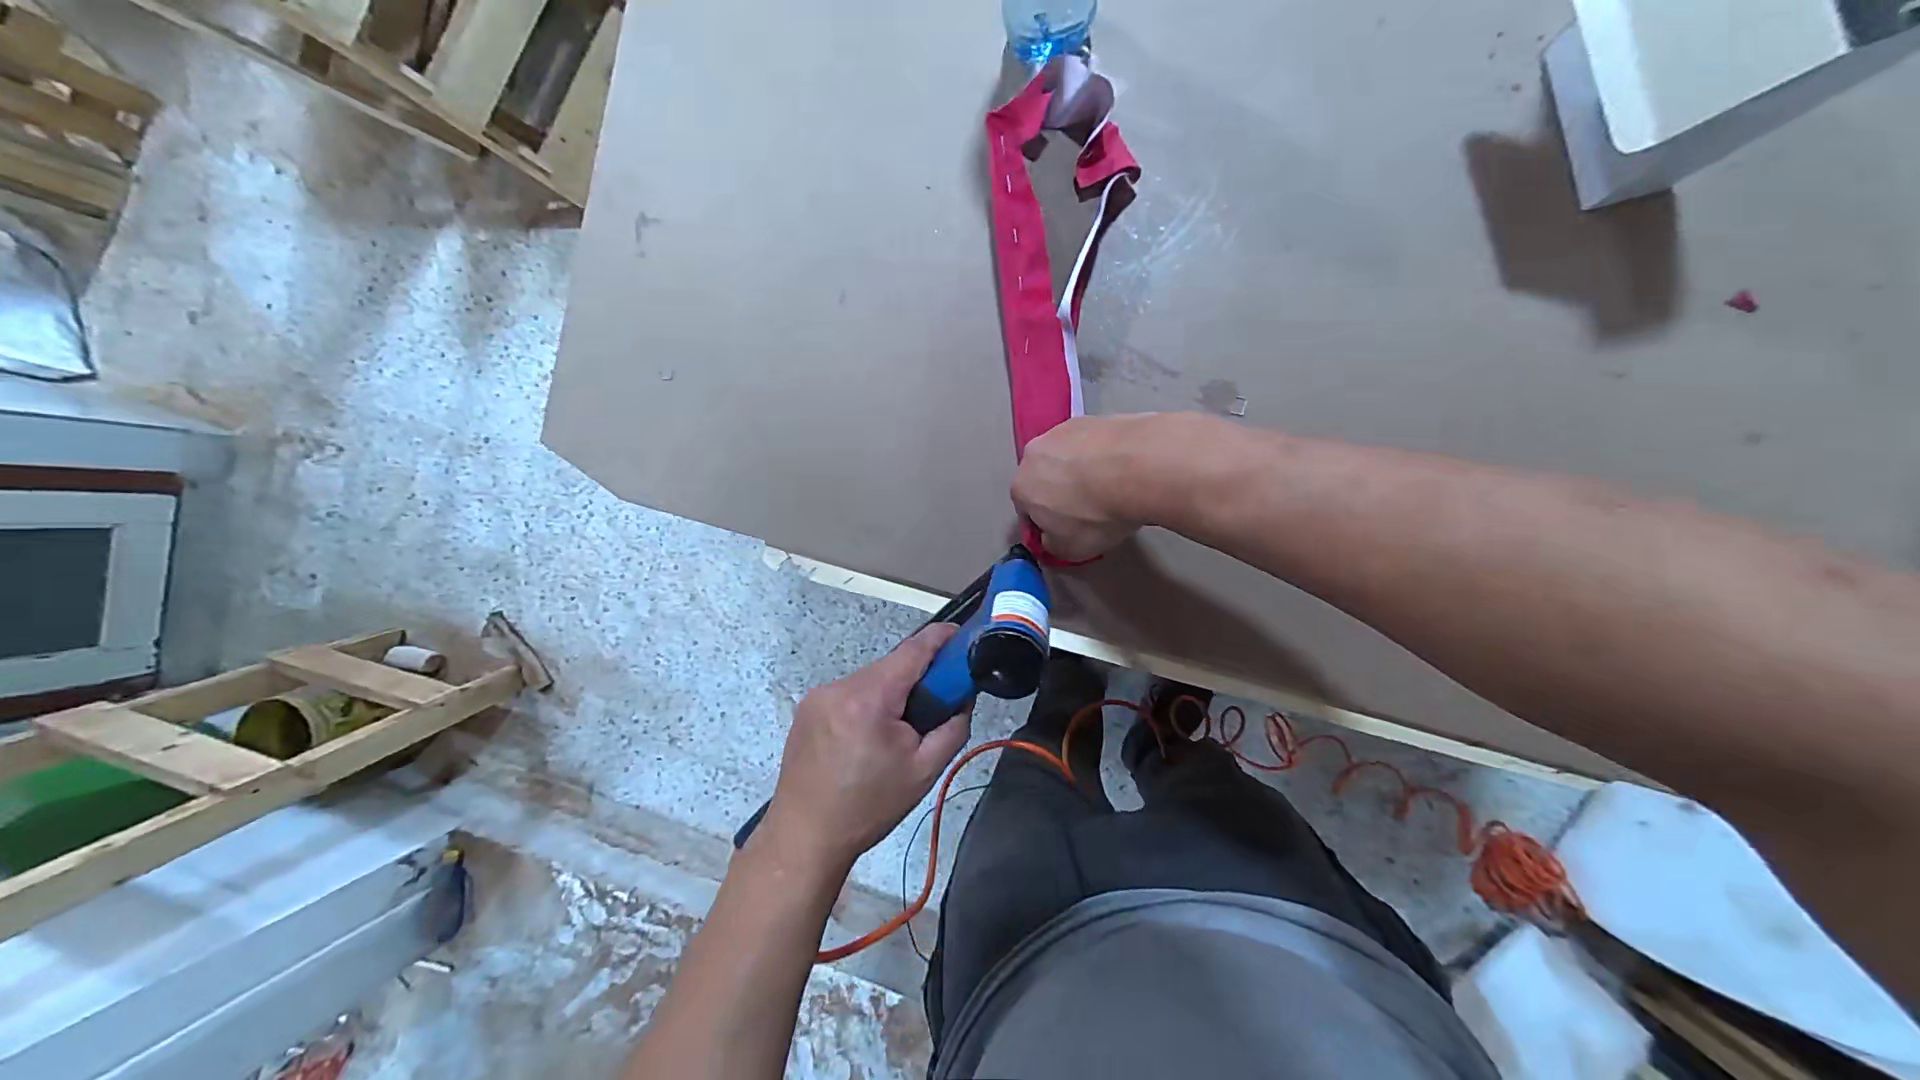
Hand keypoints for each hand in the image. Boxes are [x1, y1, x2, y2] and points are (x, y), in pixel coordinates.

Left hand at [756, 625, 971, 870]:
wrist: (805, 837)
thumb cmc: (869, 807)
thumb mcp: (925, 770)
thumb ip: (954, 725)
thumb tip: (962, 697)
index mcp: (870, 697)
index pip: (914, 649)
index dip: (943, 638)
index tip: (963, 638)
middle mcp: (840, 686)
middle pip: (892, 666)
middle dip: (919, 679)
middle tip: (937, 706)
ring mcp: (819, 696)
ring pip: (871, 680)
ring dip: (892, 694)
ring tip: (898, 734)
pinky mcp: (807, 709)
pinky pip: (850, 694)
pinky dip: (868, 704)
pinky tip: (868, 739)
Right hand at [1012, 414, 1156, 560]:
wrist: (1137, 468)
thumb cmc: (1098, 510)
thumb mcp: (1070, 549)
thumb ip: (1053, 545)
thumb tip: (1053, 538)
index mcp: (1022, 487)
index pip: (1027, 511)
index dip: (1048, 524)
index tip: (1069, 531)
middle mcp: (1036, 454)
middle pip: (1046, 478)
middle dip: (1063, 493)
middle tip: (1091, 510)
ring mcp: (1064, 431)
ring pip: (1069, 457)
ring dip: (1083, 471)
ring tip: (1112, 489)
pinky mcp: (1093, 418)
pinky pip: (1094, 442)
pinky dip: (1104, 454)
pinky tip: (1124, 469)